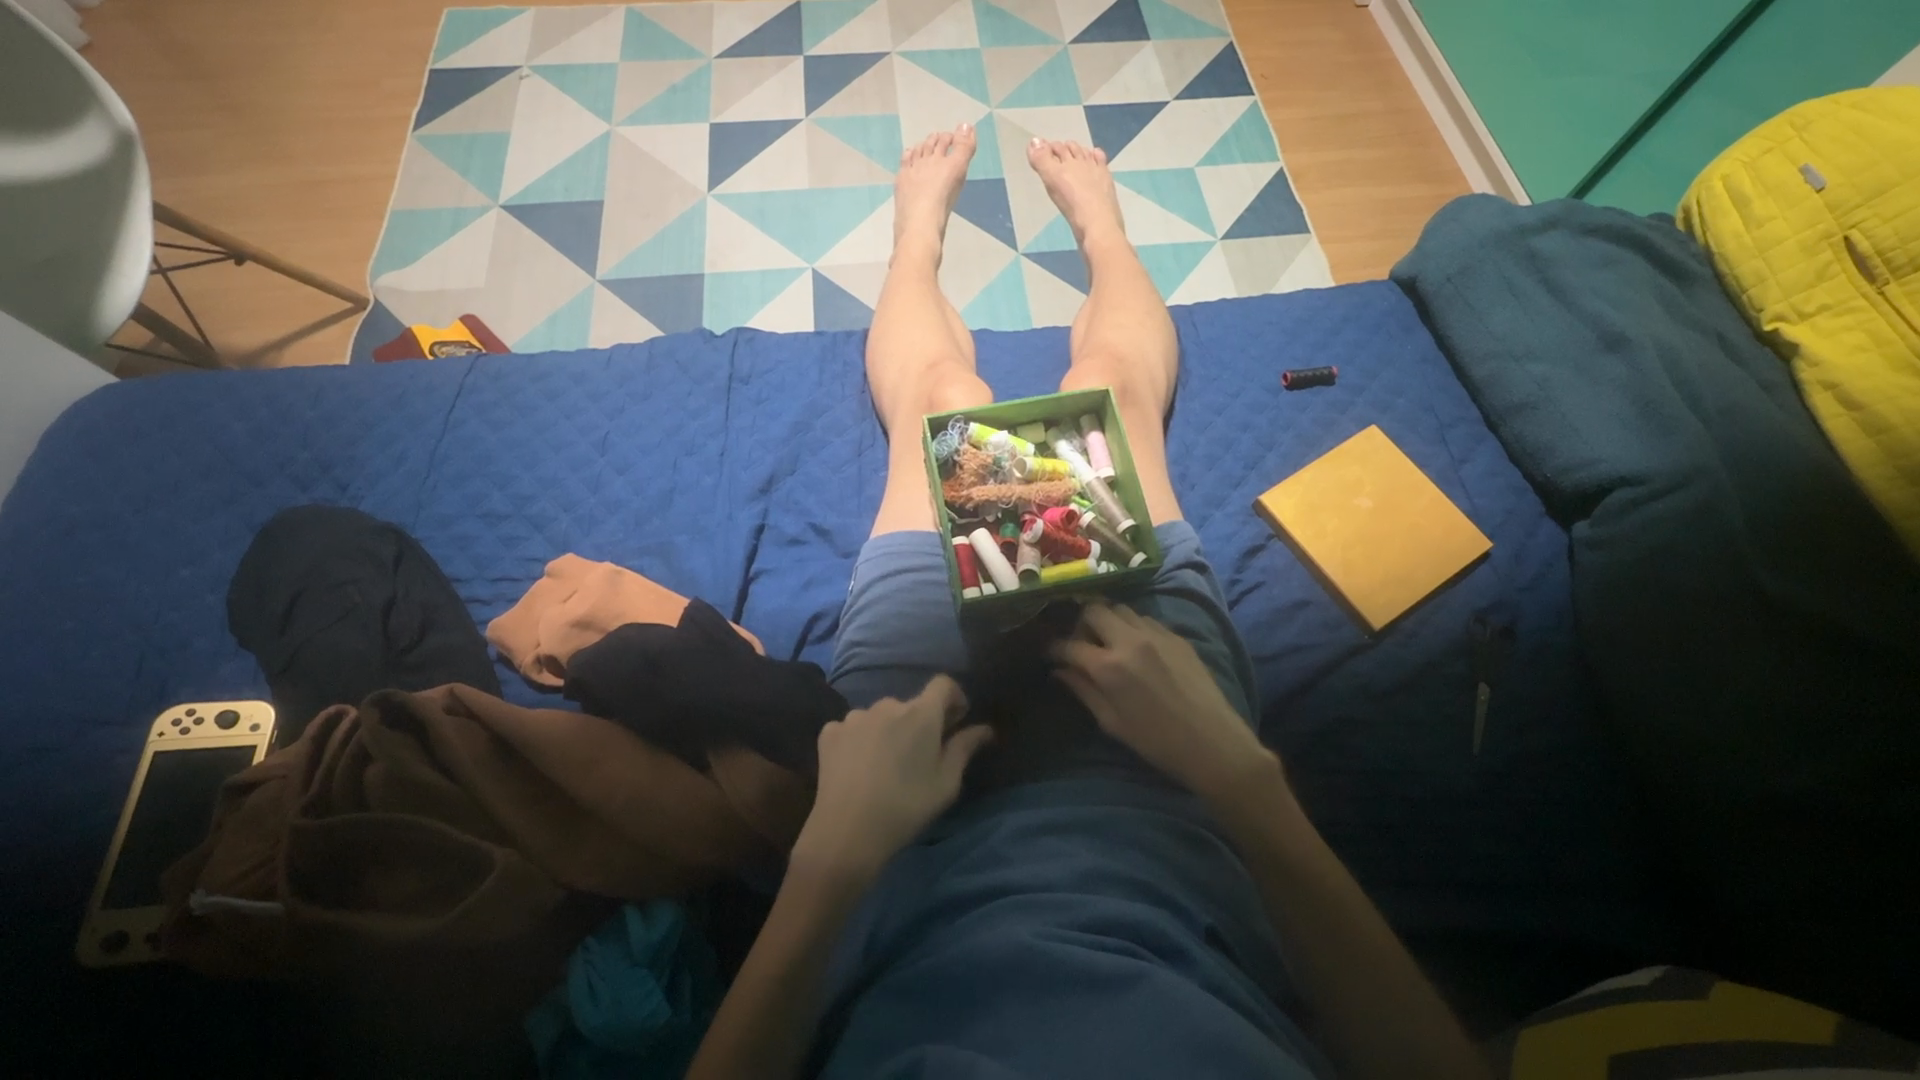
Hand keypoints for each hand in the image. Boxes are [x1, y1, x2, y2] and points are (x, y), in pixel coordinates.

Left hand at [792, 676, 994, 877]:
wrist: (847, 832)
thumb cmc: (906, 807)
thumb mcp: (946, 783)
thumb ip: (965, 748)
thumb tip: (985, 728)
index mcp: (921, 714)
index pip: (943, 684)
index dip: (953, 697)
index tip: (955, 721)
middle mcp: (887, 705)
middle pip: (910, 705)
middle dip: (919, 723)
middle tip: (918, 757)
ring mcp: (854, 716)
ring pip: (880, 717)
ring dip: (888, 731)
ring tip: (884, 766)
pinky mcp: (829, 732)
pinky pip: (853, 728)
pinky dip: (859, 741)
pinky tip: (858, 768)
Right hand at [1051, 602, 1277, 800]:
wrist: (1212, 744)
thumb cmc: (1156, 742)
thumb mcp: (1111, 722)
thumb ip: (1083, 690)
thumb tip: (1060, 671)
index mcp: (1109, 667)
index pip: (1069, 644)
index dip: (1054, 647)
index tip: (1050, 653)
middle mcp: (1130, 641)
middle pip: (1094, 609)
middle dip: (1080, 623)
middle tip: (1081, 642)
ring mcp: (1157, 635)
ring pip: (1121, 609)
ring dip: (1108, 621)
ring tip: (1108, 642)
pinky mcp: (1177, 637)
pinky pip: (1146, 619)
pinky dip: (1133, 627)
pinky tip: (1136, 648)